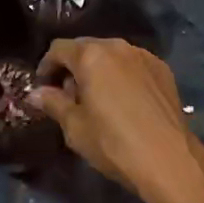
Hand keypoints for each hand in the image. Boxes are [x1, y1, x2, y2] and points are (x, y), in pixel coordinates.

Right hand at [30, 38, 203, 202]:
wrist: (168, 157)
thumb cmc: (113, 143)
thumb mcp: (75, 128)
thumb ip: (54, 103)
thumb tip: (35, 92)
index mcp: (91, 55)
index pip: (59, 48)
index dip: (46, 66)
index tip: (43, 88)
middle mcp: (117, 45)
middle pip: (86, 47)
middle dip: (73, 67)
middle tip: (68, 96)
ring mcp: (143, 54)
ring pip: (111, 54)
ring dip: (98, 69)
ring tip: (97, 99)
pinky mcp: (161, 67)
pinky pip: (133, 63)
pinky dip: (122, 74)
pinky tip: (124, 100)